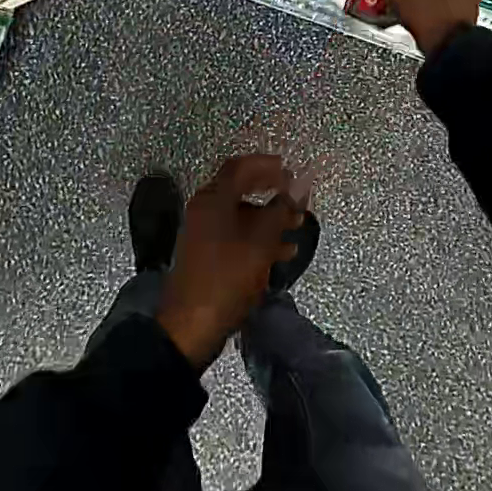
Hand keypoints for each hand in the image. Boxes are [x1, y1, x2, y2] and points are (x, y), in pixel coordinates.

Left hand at [156, 155, 306, 366]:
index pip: (240, 167)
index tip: (291, 170)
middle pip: (242, 189)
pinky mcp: (208, 254)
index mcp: (213, 200)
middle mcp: (206, 210)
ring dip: (270, 216)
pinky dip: (260, 237)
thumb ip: (282, 209)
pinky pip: (237, 234)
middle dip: (272, 190)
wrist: (192, 325)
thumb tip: (299, 185)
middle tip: (296, 195)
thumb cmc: (228, 276)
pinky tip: (283, 251)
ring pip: (242, 214)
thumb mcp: (261, 241)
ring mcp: (205, 233)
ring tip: (297, 225)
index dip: (267, 165)